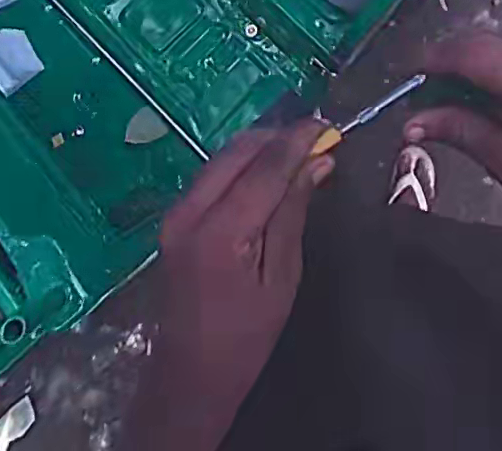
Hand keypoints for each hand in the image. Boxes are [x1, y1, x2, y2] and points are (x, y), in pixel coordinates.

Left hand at [125, 120, 333, 450]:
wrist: (187, 377)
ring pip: (224, 155)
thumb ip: (294, 211)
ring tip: (298, 148)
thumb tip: (318, 162)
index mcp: (220, 232)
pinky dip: (244, 161)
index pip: (266, 167)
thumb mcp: (282, 277)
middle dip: (279, 136)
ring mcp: (177, 211)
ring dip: (262, 145)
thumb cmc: (245, 337)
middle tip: (316, 135)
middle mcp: (190, 210)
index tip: (326, 125)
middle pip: (239, 150)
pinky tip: (268, 167)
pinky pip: (213, 171)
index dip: (298, 140)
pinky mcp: (174, 215)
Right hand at [406, 34, 501, 230]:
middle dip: (438, 60)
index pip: (470, 56)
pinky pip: (493, 55)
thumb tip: (409, 123)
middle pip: (473, 44)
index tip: (402, 75)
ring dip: (452, 61)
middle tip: (410, 88)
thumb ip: (458, 131)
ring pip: (481, 45)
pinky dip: (468, 66)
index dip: (431, 61)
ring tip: (428, 92)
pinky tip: (456, 91)